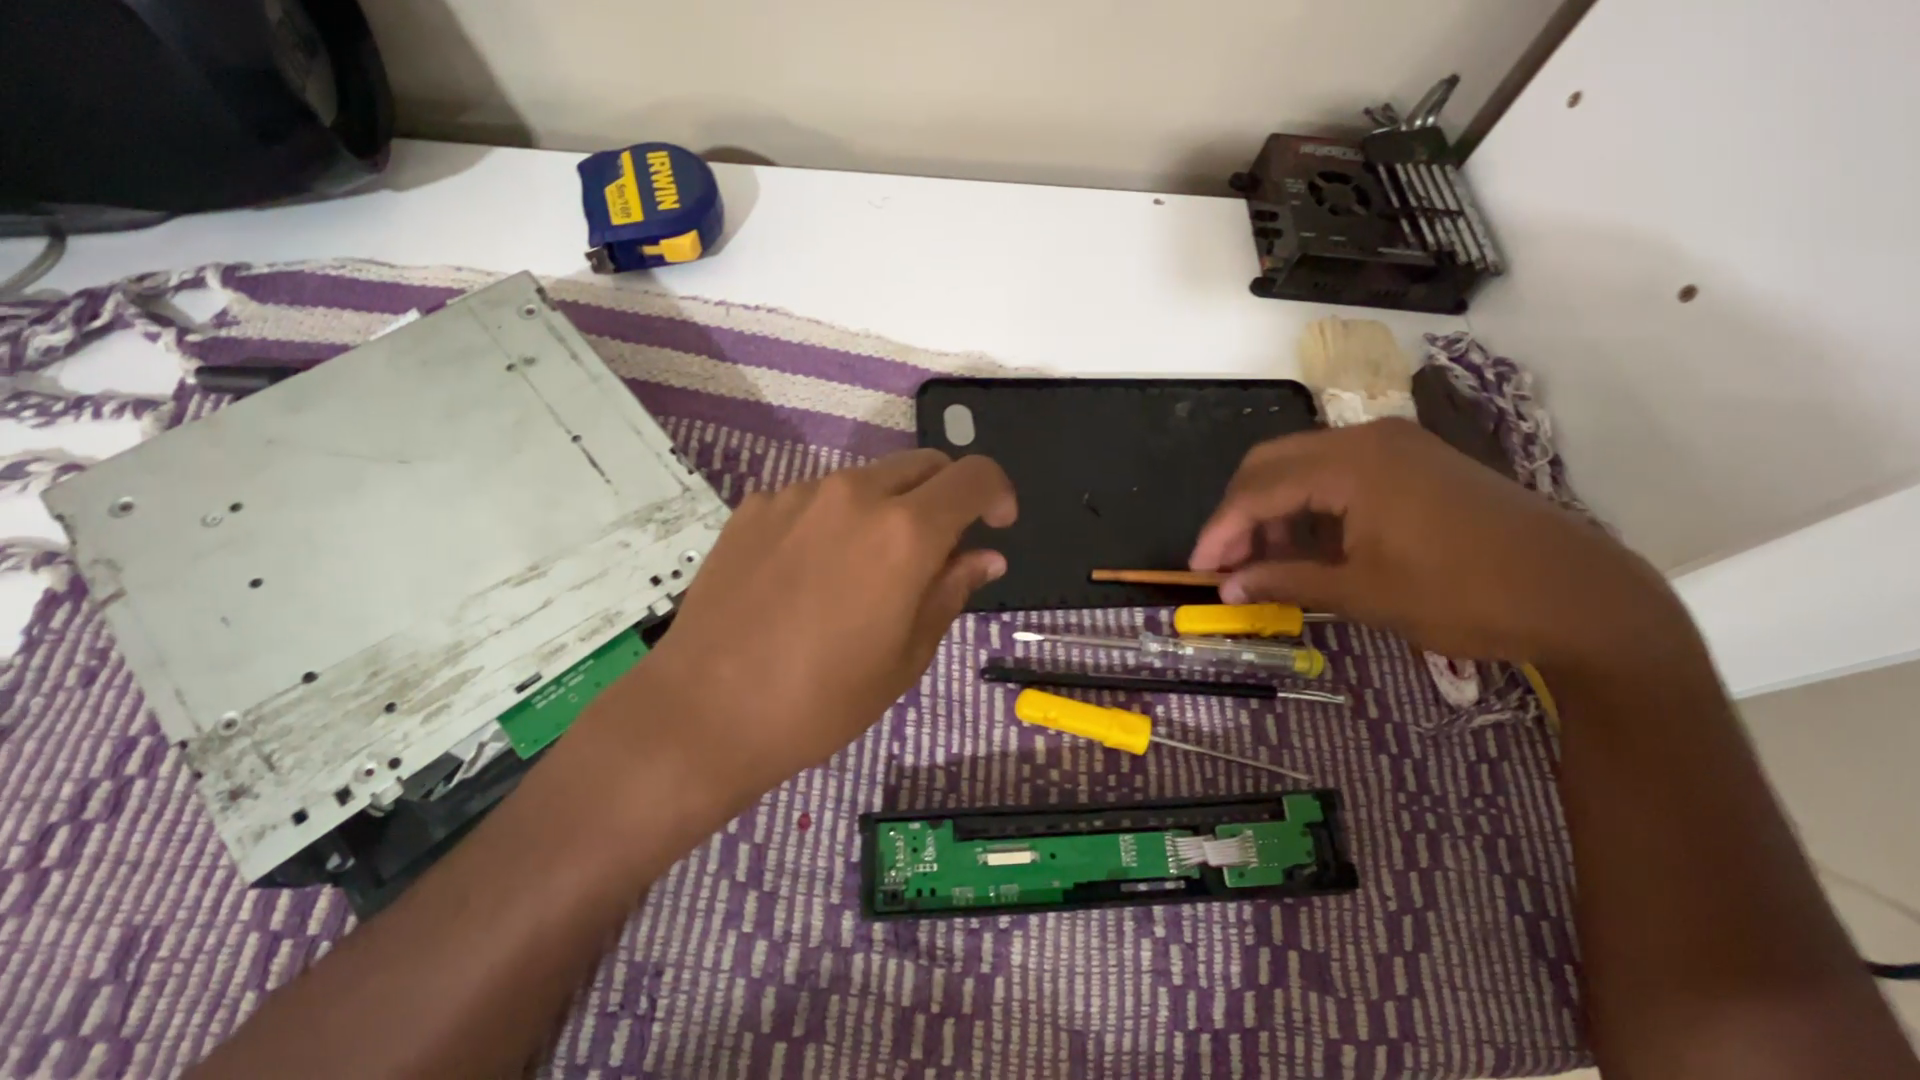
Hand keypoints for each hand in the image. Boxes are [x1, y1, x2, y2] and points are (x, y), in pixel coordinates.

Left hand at [617, 450, 1016, 805]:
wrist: (705, 712)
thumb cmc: (821, 702)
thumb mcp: (905, 658)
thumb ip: (950, 592)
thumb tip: (985, 556)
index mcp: (904, 533)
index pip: (973, 476)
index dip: (998, 494)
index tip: (997, 526)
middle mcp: (853, 495)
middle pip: (922, 465)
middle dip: (946, 496)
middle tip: (939, 552)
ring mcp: (797, 495)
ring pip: (867, 480)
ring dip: (889, 509)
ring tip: (866, 574)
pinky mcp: (755, 507)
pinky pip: (816, 498)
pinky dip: (836, 521)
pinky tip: (812, 577)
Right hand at [1189, 419, 1686, 667]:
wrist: (1576, 594)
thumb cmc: (1464, 596)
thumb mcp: (1364, 593)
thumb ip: (1286, 581)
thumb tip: (1227, 589)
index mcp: (1351, 464)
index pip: (1259, 489)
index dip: (1220, 530)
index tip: (1199, 571)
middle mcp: (1368, 439)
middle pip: (1274, 463)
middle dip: (1241, 514)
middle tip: (1226, 565)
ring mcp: (1397, 446)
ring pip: (1306, 466)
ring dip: (1276, 510)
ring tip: (1265, 563)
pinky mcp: (1418, 462)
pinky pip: (1342, 473)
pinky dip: (1314, 507)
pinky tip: (1311, 547)